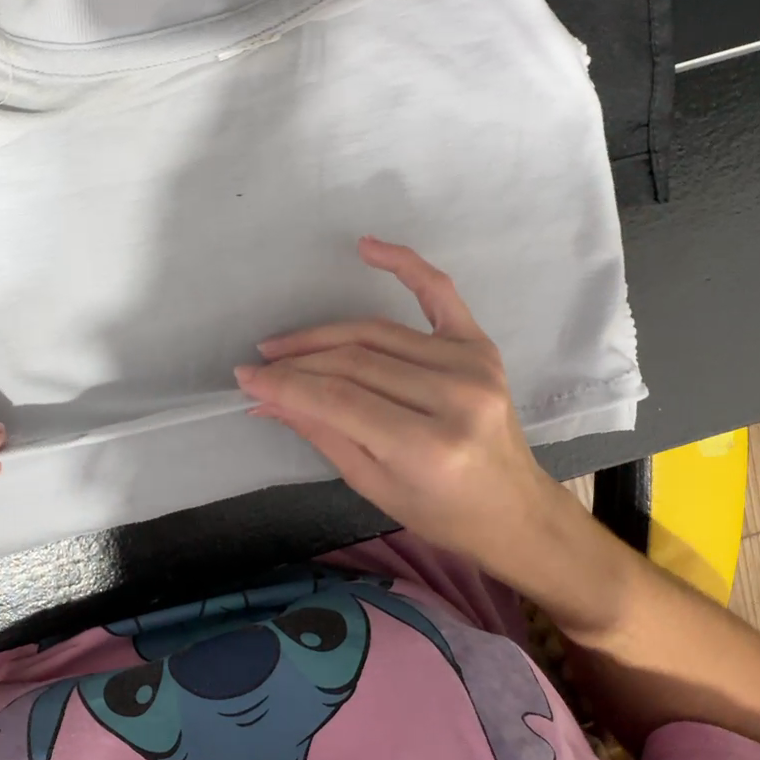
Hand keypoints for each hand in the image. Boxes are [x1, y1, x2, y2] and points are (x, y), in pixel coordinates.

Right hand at [234, 237, 563, 573]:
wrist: (513, 509)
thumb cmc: (440, 512)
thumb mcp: (371, 484)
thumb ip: (320, 432)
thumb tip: (264, 398)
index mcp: (429, 445)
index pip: (339, 399)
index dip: (285, 385)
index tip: (246, 379)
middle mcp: (454, 396)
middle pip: (354, 362)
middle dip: (296, 364)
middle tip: (259, 367)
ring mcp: (472, 365)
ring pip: (375, 334)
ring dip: (321, 335)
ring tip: (282, 344)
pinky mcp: (480, 346)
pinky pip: (438, 293)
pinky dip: (405, 265)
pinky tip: (366, 247)